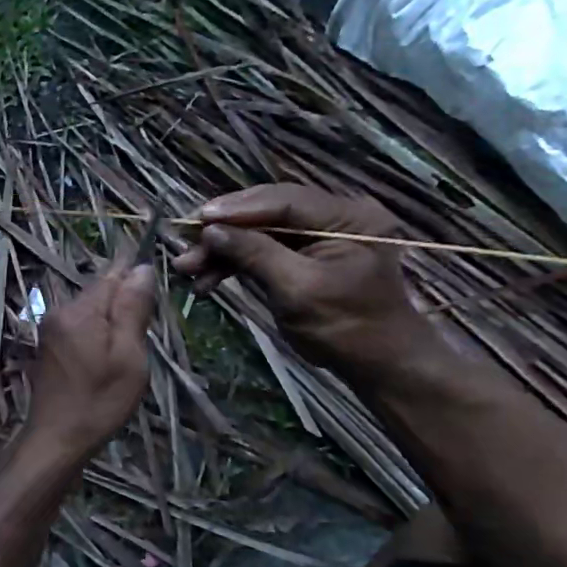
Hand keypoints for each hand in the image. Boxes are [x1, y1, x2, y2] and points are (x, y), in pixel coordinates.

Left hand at [27, 260, 156, 457]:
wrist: (57, 439)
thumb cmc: (99, 401)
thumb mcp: (128, 355)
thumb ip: (133, 309)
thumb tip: (141, 268)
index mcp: (80, 310)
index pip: (112, 274)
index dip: (135, 282)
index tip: (150, 307)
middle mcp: (60, 311)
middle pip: (100, 291)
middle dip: (124, 305)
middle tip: (140, 338)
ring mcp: (50, 329)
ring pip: (90, 310)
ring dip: (111, 322)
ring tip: (126, 352)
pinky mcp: (48, 347)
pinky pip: (79, 327)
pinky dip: (97, 336)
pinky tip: (105, 360)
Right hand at [171, 185, 435, 370]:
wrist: (379, 365)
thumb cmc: (346, 329)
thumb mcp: (297, 290)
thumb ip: (255, 254)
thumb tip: (211, 230)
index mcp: (348, 217)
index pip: (286, 201)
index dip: (239, 208)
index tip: (199, 219)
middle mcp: (336, 217)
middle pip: (269, 214)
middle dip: (225, 232)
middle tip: (187, 246)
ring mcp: (321, 237)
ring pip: (262, 234)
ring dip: (225, 251)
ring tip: (189, 270)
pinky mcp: (307, 258)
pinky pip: (266, 252)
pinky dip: (238, 265)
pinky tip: (209, 281)